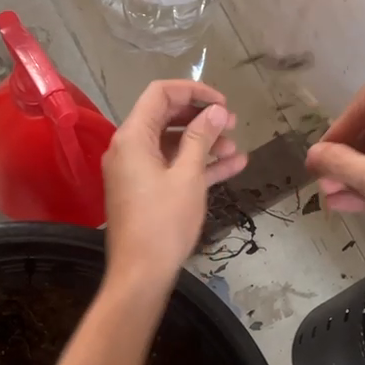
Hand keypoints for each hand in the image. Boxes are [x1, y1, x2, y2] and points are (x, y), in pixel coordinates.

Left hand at [103, 80, 246, 284]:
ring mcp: (135, 171)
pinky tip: (232, 166)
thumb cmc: (163, 222)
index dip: (194, 91)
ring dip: (204, 143)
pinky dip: (197, 165)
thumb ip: (201, 138)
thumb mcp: (187, 176)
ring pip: (172, 144)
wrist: (141, 273)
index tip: (222, 103)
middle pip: (166, 117)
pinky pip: (171, 167)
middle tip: (233, 124)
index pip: (160, 93)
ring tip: (236, 150)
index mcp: (132, 137)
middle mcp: (129, 148)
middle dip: (201, 118)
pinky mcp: (144, 191)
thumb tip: (216, 111)